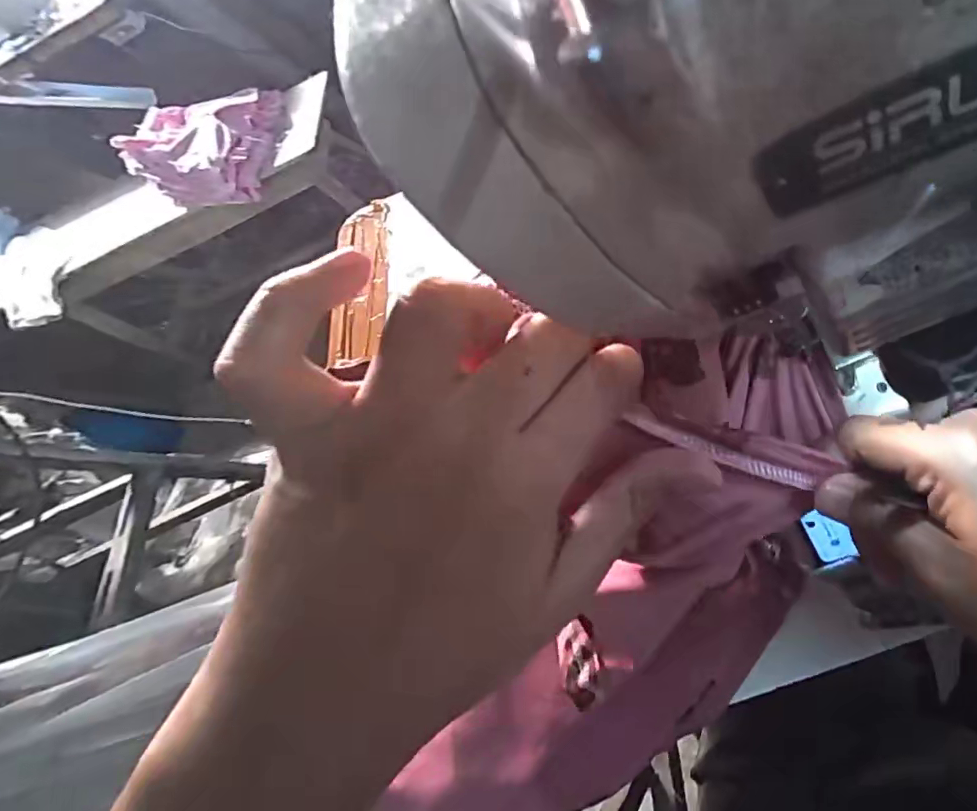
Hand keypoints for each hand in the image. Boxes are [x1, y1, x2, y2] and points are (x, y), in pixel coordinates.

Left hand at [117, 250, 715, 810]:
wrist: (312, 707)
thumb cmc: (453, 649)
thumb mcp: (560, 592)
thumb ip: (628, 510)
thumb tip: (707, 465)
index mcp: (525, 480)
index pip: (602, 379)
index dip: (623, 365)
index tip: (622, 371)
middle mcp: (454, 435)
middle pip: (538, 334)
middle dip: (573, 331)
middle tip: (570, 353)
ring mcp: (368, 426)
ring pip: (432, 311)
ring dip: (479, 302)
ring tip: (494, 326)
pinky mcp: (299, 433)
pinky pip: (269, 349)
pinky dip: (297, 298)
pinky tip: (351, 270)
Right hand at [815, 410, 976, 676]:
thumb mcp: (939, 572)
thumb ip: (874, 521)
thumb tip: (822, 486)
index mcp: (947, 443)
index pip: (857, 433)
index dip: (837, 475)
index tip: (842, 529)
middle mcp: (965, 424)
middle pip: (886, 451)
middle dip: (876, 508)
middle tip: (893, 573)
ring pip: (913, 467)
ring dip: (904, 517)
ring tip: (924, 576)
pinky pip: (946, 472)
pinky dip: (934, 510)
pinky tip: (951, 557)